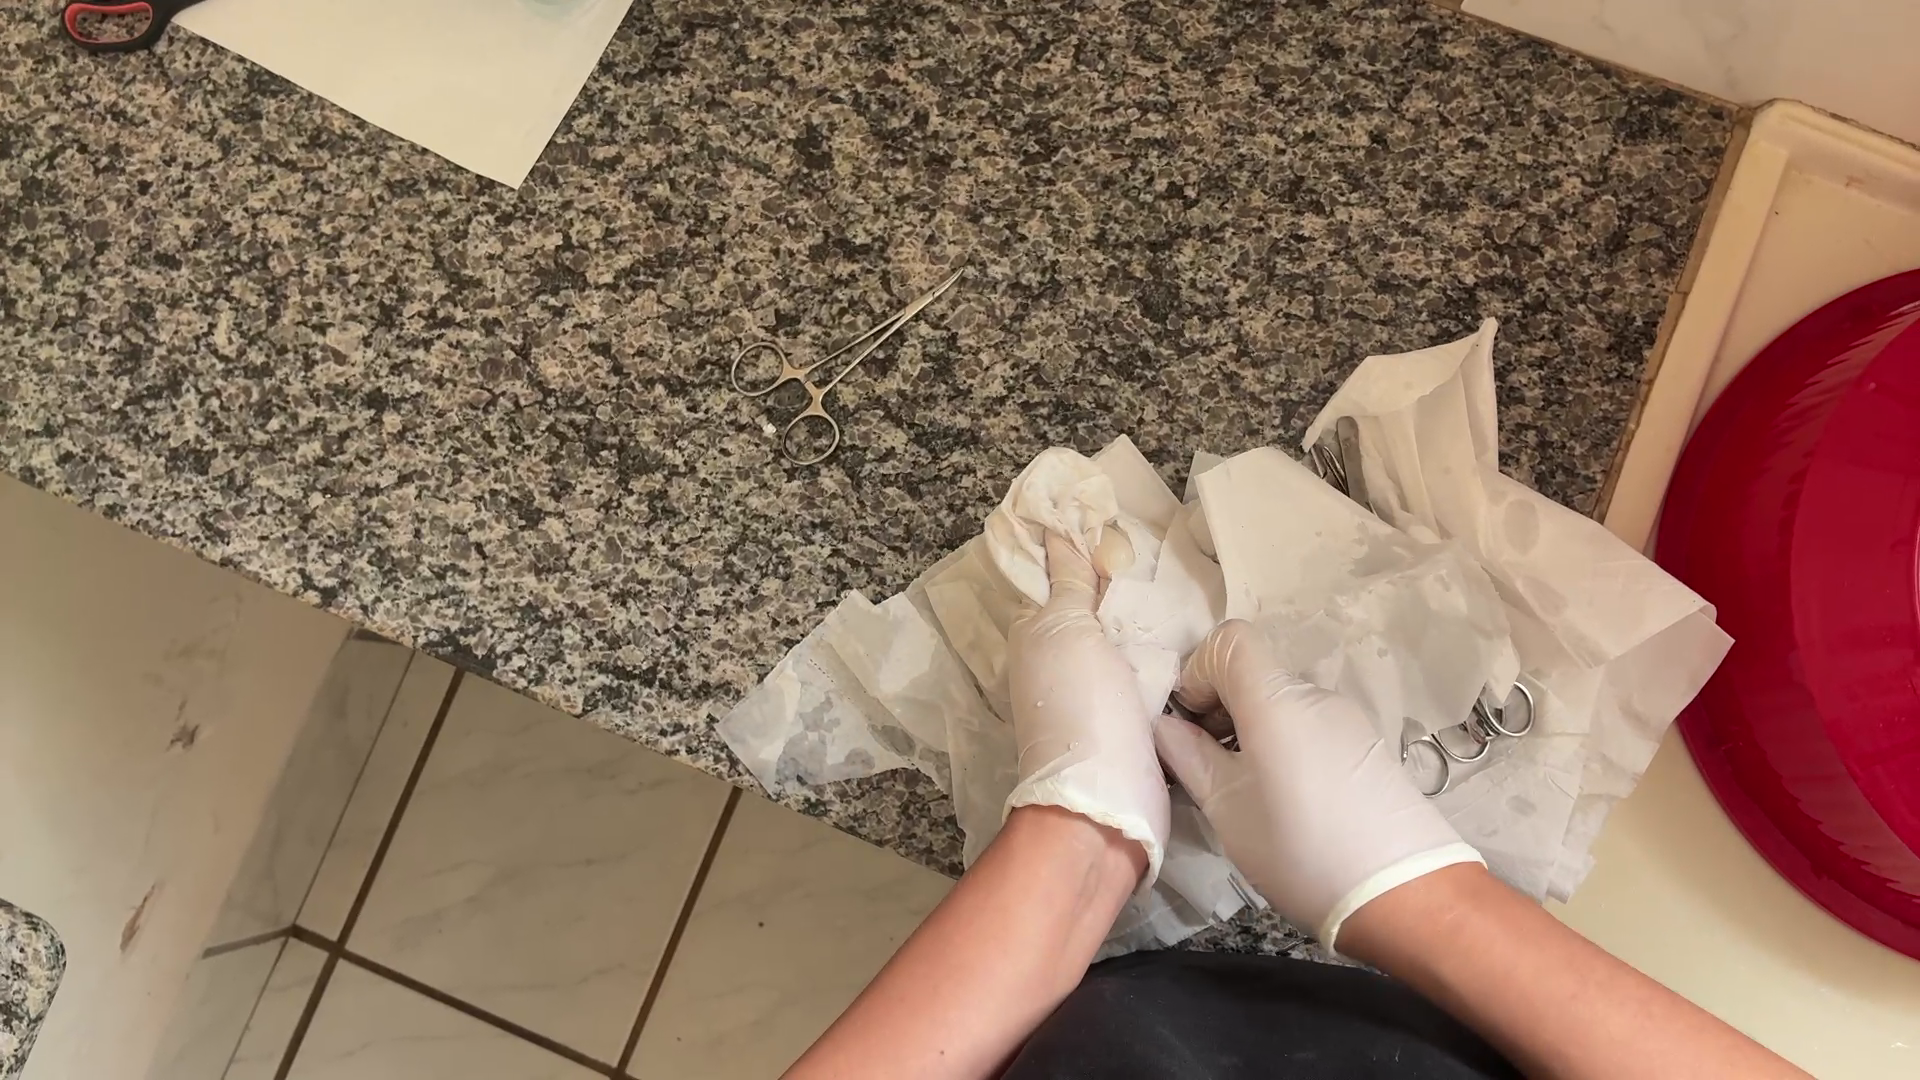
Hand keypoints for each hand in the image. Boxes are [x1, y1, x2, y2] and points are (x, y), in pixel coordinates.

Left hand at [1005, 533, 1168, 888]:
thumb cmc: (1079, 702)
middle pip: (1099, 610)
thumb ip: (1067, 582)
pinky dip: (1169, 654)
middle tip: (1171, 553)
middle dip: (1129, 586)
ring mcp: (1100, 690)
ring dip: (1154, 620)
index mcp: (1038, 635)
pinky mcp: (1134, 715)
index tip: (1121, 525)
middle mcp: (1063, 660)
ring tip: (1194, 584)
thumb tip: (1051, 532)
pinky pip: (1152, 671)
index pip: (1060, 581)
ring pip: (1129, 639)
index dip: (1086, 553)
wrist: (1107, 796)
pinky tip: (1197, 633)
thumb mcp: (1067, 629)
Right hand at [1153, 619, 1481, 947]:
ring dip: (1249, 728)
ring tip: (1245, 787)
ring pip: (1279, 702)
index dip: (1199, 669)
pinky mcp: (1367, 746)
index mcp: (1275, 699)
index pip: (1229, 640)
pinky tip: (1285, 797)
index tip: (1192, 720)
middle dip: (1219, 705)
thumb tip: (1164, 726)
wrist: (1409, 898)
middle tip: (1207, 761)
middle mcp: (1313, 695)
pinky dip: (1281, 742)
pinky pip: (1307, 724)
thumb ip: (1187, 755)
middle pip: (1253, 673)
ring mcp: (1347, 719)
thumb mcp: (1226, 807)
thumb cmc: (1300, 848)